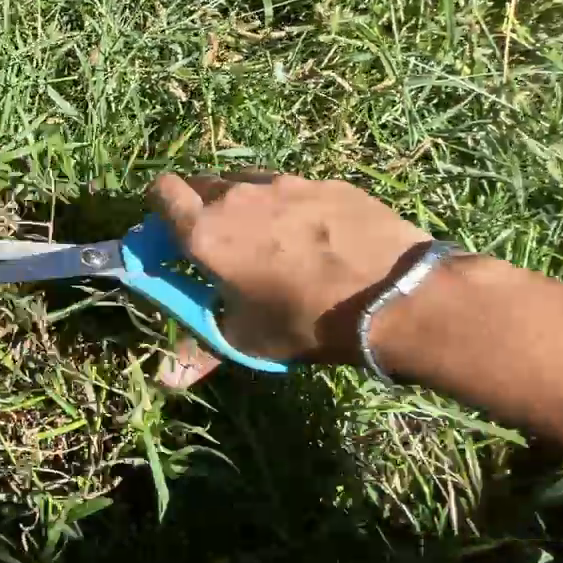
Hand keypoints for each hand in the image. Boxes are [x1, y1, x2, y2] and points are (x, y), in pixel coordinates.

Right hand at [147, 172, 430, 387]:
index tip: (173, 229)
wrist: (402, 301)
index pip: (160, 191)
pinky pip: (292, 187)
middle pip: (200, 183)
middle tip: (219, 238)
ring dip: (244, 202)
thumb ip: (199, 350)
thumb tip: (166, 380)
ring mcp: (283, 185)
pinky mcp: (325, 183)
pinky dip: (291, 205)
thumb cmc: (309, 321)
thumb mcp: (248, 339)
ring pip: (245, 181)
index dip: (161, 206)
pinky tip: (316, 236)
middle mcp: (235, 198)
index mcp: (203, 232)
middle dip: (201, 204)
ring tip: (270, 236)